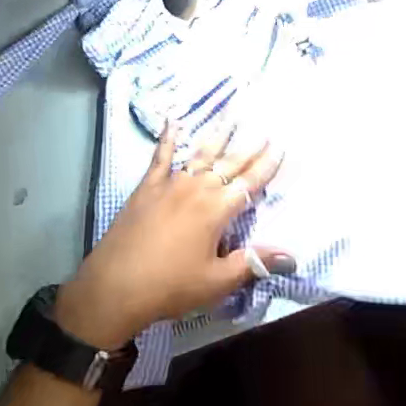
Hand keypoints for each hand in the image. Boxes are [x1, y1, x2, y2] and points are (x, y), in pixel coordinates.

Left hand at [56, 125, 292, 349]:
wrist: (114, 288)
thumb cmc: (171, 286)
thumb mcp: (218, 281)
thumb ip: (254, 263)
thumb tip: (292, 257)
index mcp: (217, 209)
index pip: (249, 183)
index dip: (267, 166)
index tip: (280, 148)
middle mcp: (196, 188)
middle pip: (228, 163)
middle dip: (248, 147)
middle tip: (263, 130)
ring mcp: (169, 185)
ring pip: (199, 155)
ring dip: (217, 136)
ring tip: (230, 118)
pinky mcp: (146, 189)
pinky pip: (160, 158)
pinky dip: (168, 139)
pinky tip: (172, 122)